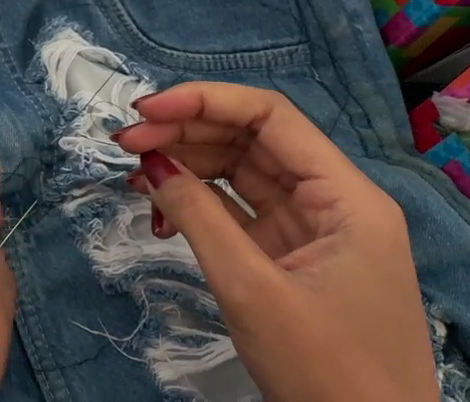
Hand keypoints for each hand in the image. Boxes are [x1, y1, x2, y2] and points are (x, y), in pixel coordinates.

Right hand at [113, 84, 435, 401]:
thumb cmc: (326, 369)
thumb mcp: (251, 288)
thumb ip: (197, 213)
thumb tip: (149, 160)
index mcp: (346, 196)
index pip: (269, 116)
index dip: (202, 101)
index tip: (144, 112)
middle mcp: (331, 200)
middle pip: (248, 137)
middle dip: (182, 133)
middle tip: (123, 145)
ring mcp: (310, 227)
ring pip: (236, 168)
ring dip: (182, 164)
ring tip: (132, 175)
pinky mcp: (288, 254)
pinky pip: (234, 206)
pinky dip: (193, 201)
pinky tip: (157, 209)